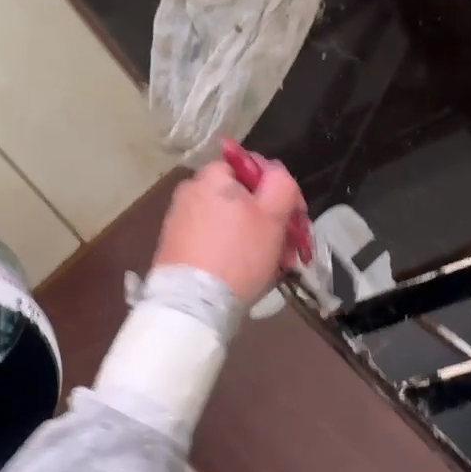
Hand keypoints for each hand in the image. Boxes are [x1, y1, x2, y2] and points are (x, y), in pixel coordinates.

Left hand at [152, 159, 305, 306]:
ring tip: (274, 266)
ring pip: (230, 222)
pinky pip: (214, 240)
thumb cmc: (238, 253)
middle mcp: (191, 191)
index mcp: (212, 175)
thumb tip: (276, 174)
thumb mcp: (273, 215)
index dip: (279, 189)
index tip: (295, 217)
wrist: (193, 304)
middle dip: (270, 220)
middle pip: (242, 198)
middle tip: (290, 249)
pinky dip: (232, 251)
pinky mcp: (175, 246)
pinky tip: (247, 273)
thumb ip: (281, 184)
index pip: (253, 167)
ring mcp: (180, 219)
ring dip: (255, 238)